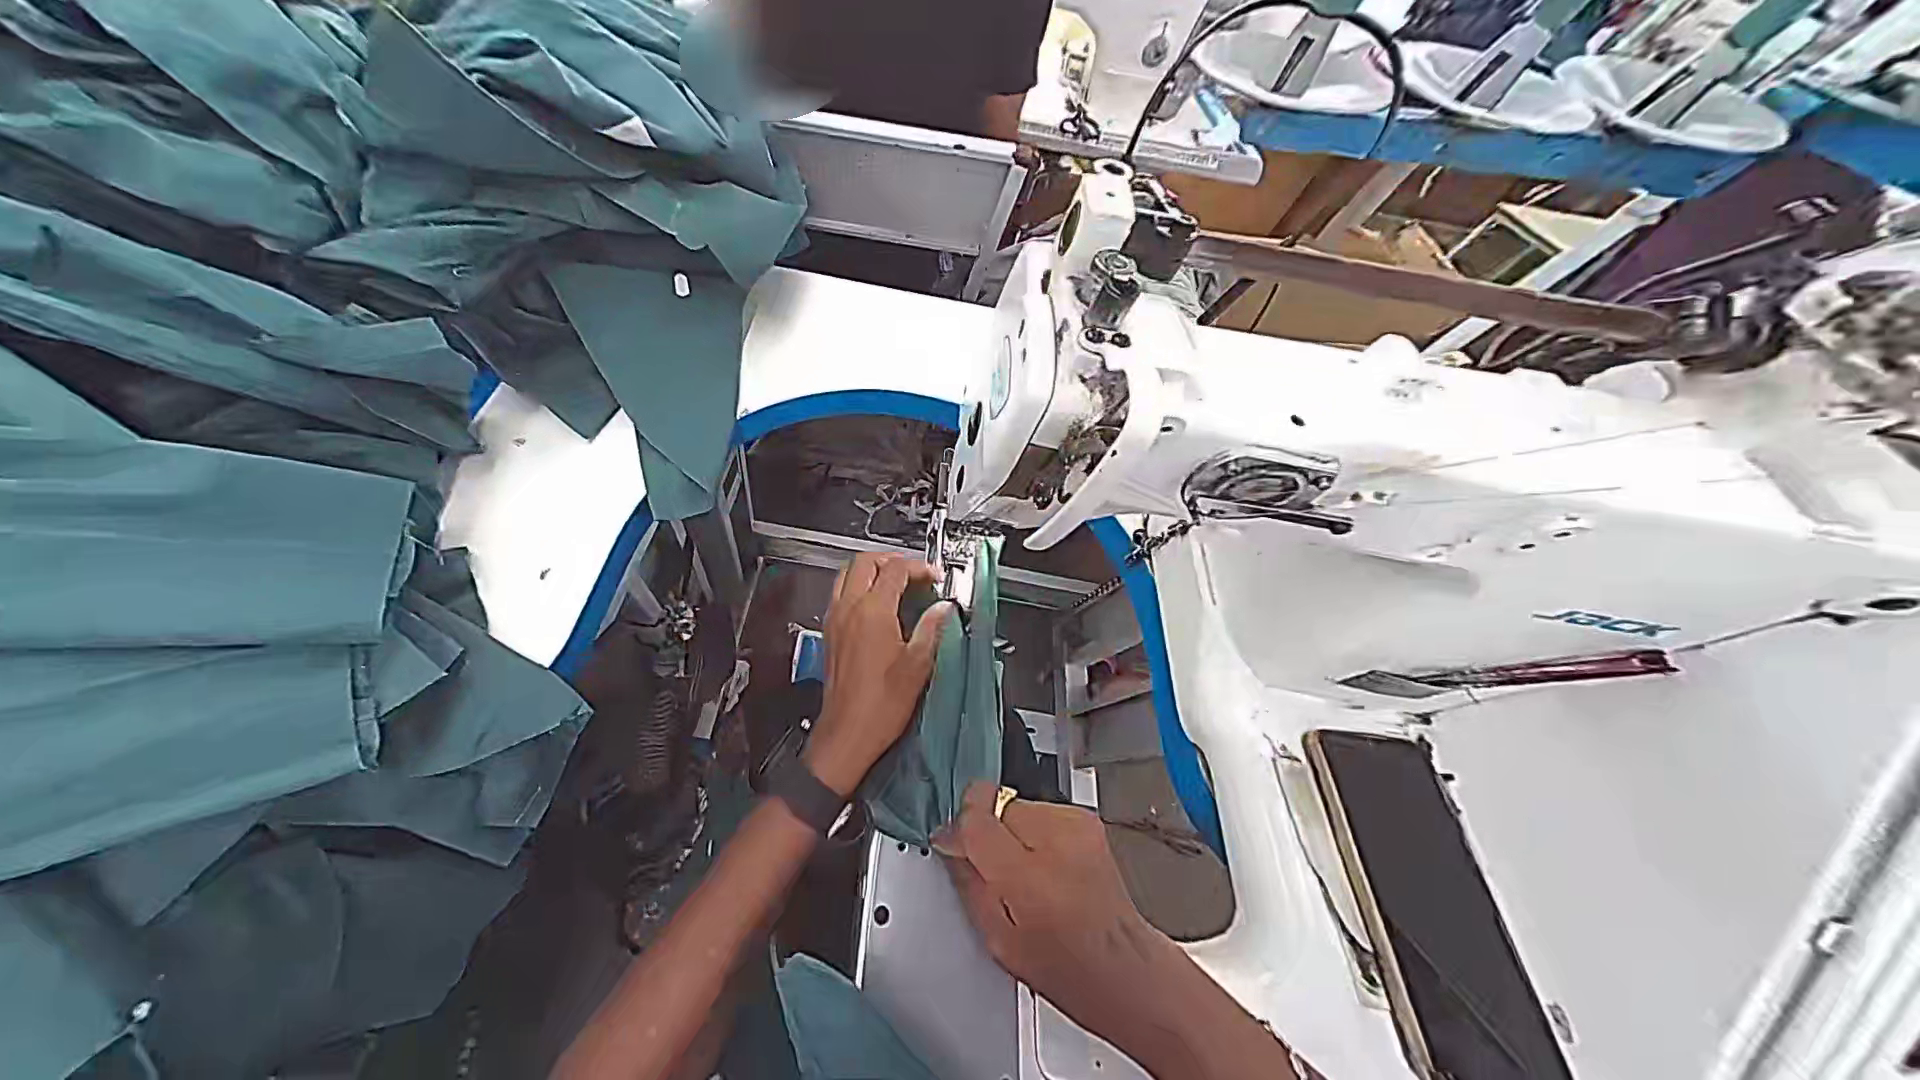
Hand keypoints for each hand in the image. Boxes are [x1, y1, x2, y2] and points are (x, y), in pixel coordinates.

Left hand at [805, 552, 951, 796]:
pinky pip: (840, 593)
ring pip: (848, 573)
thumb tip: (944, 608)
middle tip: (914, 571)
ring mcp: (835, 620)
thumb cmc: (881, 705)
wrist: (847, 733)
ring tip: (895, 581)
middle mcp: (848, 610)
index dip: (919, 568)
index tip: (934, 578)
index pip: (895, 570)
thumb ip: (932, 628)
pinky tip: (876, 604)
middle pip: (865, 562)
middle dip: (892, 560)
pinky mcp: (830, 633)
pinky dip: (858, 586)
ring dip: (872, 569)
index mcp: (872, 613)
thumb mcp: (918, 665)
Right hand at [937, 786, 1308, 1078]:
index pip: (975, 817)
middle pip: (995, 803)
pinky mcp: (1086, 818)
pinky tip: (1046, 864)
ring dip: (1012, 829)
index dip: (958, 829)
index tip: (954, 842)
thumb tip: (950, 843)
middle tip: (994, 866)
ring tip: (1026, 870)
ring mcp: (1075, 824)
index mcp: (1027, 875)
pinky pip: (1041, 810)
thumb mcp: (997, 938)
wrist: (1122, 964)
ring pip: (1017, 803)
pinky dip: (1036, 830)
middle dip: (987, 828)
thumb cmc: (1068, 966)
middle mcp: (1055, 839)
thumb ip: (967, 881)